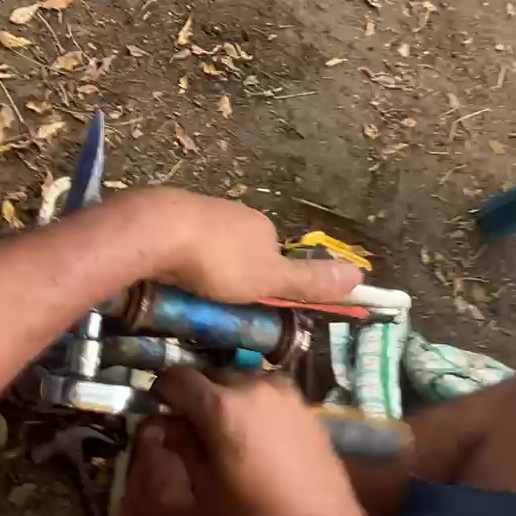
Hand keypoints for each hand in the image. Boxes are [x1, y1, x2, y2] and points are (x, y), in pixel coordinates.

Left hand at [109, 188, 361, 304]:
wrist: (155, 230)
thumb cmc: (217, 260)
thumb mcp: (270, 278)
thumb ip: (309, 280)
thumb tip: (360, 275)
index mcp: (260, 225)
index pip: (271, 254)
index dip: (264, 281)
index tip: (249, 305)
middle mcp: (231, 212)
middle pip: (237, 248)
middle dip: (229, 273)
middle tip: (214, 305)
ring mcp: (194, 210)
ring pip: (204, 243)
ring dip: (199, 266)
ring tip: (186, 293)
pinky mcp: (162, 214)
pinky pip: (174, 242)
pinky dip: (173, 258)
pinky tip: (162, 275)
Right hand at [142, 368, 376, 515]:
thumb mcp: (206, 486)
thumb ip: (182, 444)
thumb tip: (161, 423)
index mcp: (220, 407)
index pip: (178, 377)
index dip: (162, 390)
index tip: (158, 406)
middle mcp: (250, 385)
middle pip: (209, 374)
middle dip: (194, 392)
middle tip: (190, 420)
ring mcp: (280, 389)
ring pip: (238, 378)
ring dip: (223, 393)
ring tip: (224, 426)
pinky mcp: (301, 399)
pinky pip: (264, 388)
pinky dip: (250, 399)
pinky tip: (254, 430)